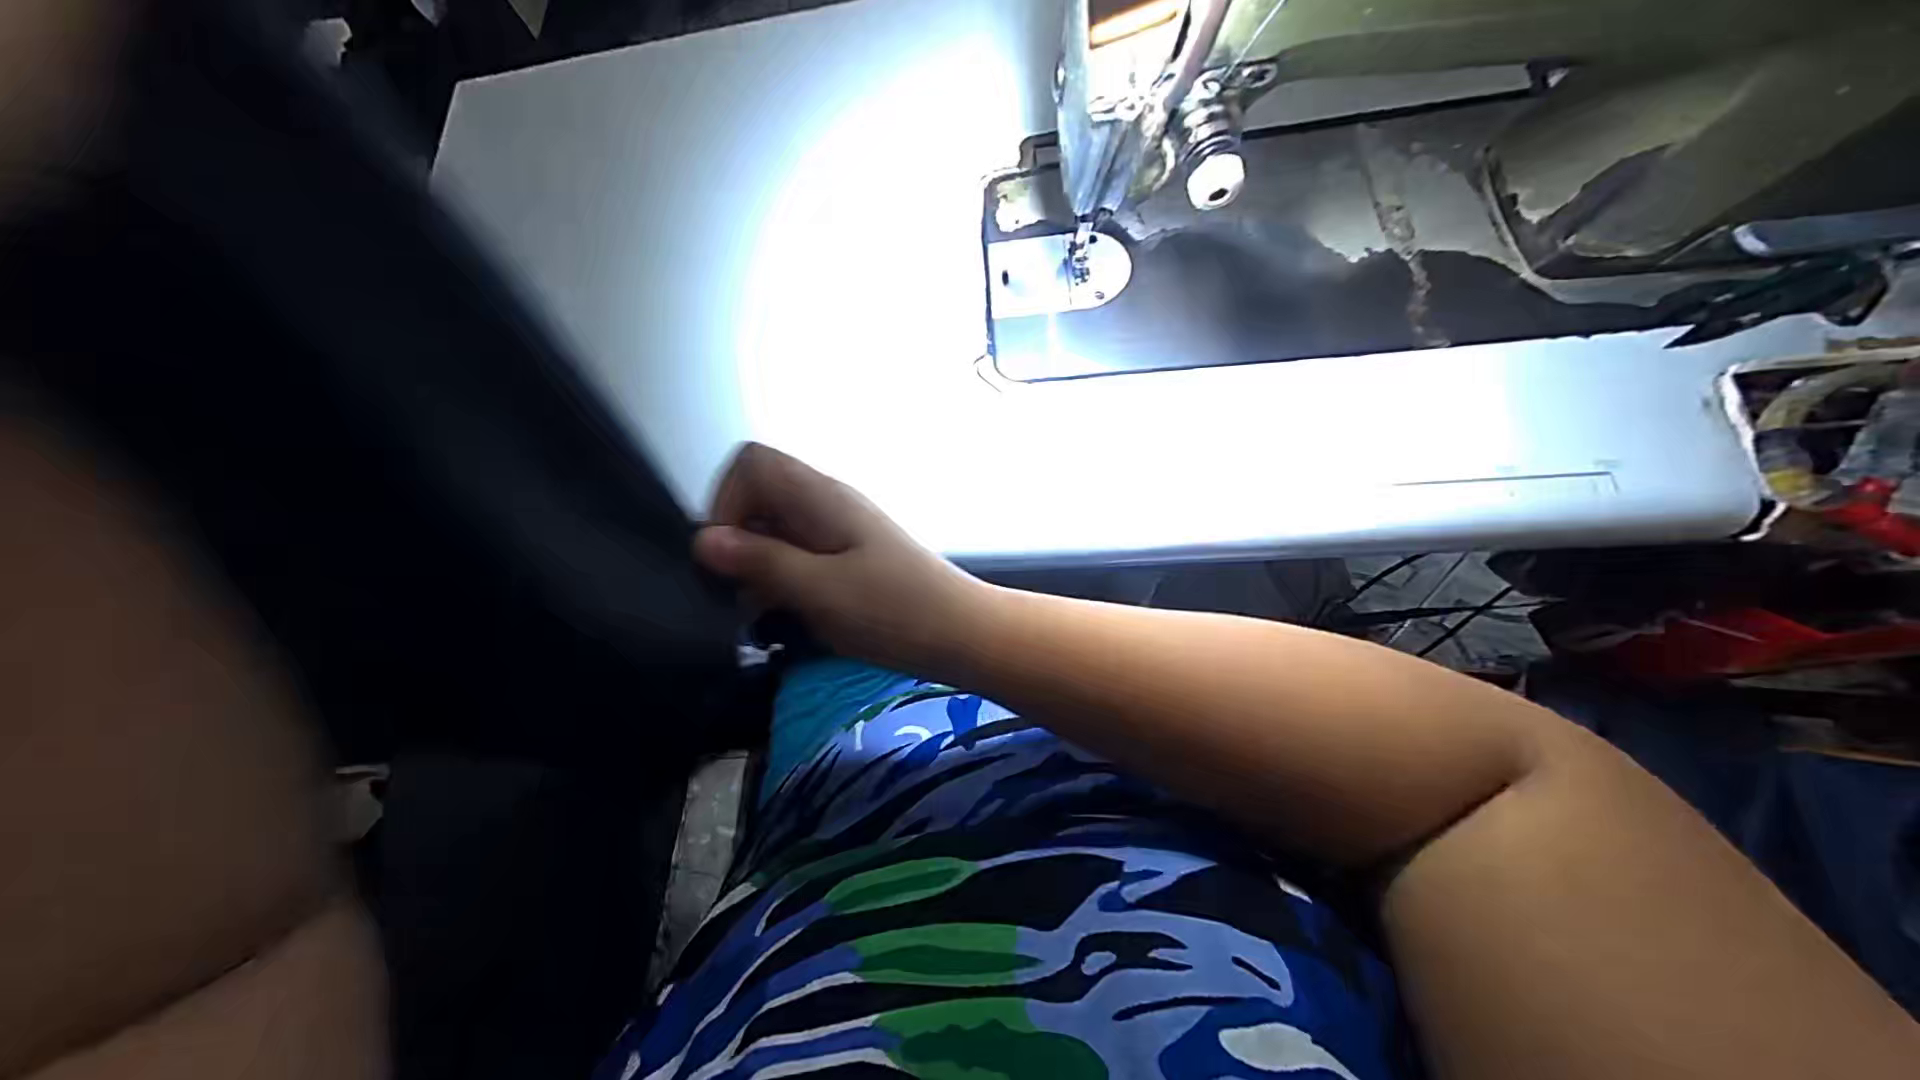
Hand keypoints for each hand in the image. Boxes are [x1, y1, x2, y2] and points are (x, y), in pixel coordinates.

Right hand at [692, 443, 989, 672]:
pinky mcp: (847, 560)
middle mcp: (826, 504)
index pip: (751, 463)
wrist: (960, 632)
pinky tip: (790, 615)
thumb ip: (761, 562)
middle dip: (739, 542)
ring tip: (767, 611)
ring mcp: (838, 531)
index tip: (727, 555)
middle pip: (759, 498)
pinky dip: (783, 581)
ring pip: (775, 531)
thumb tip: (704, 541)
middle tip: (743, 592)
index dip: (726, 501)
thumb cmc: (895, 610)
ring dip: (759, 568)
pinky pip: (798, 556)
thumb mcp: (820, 590)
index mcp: (820, 497)